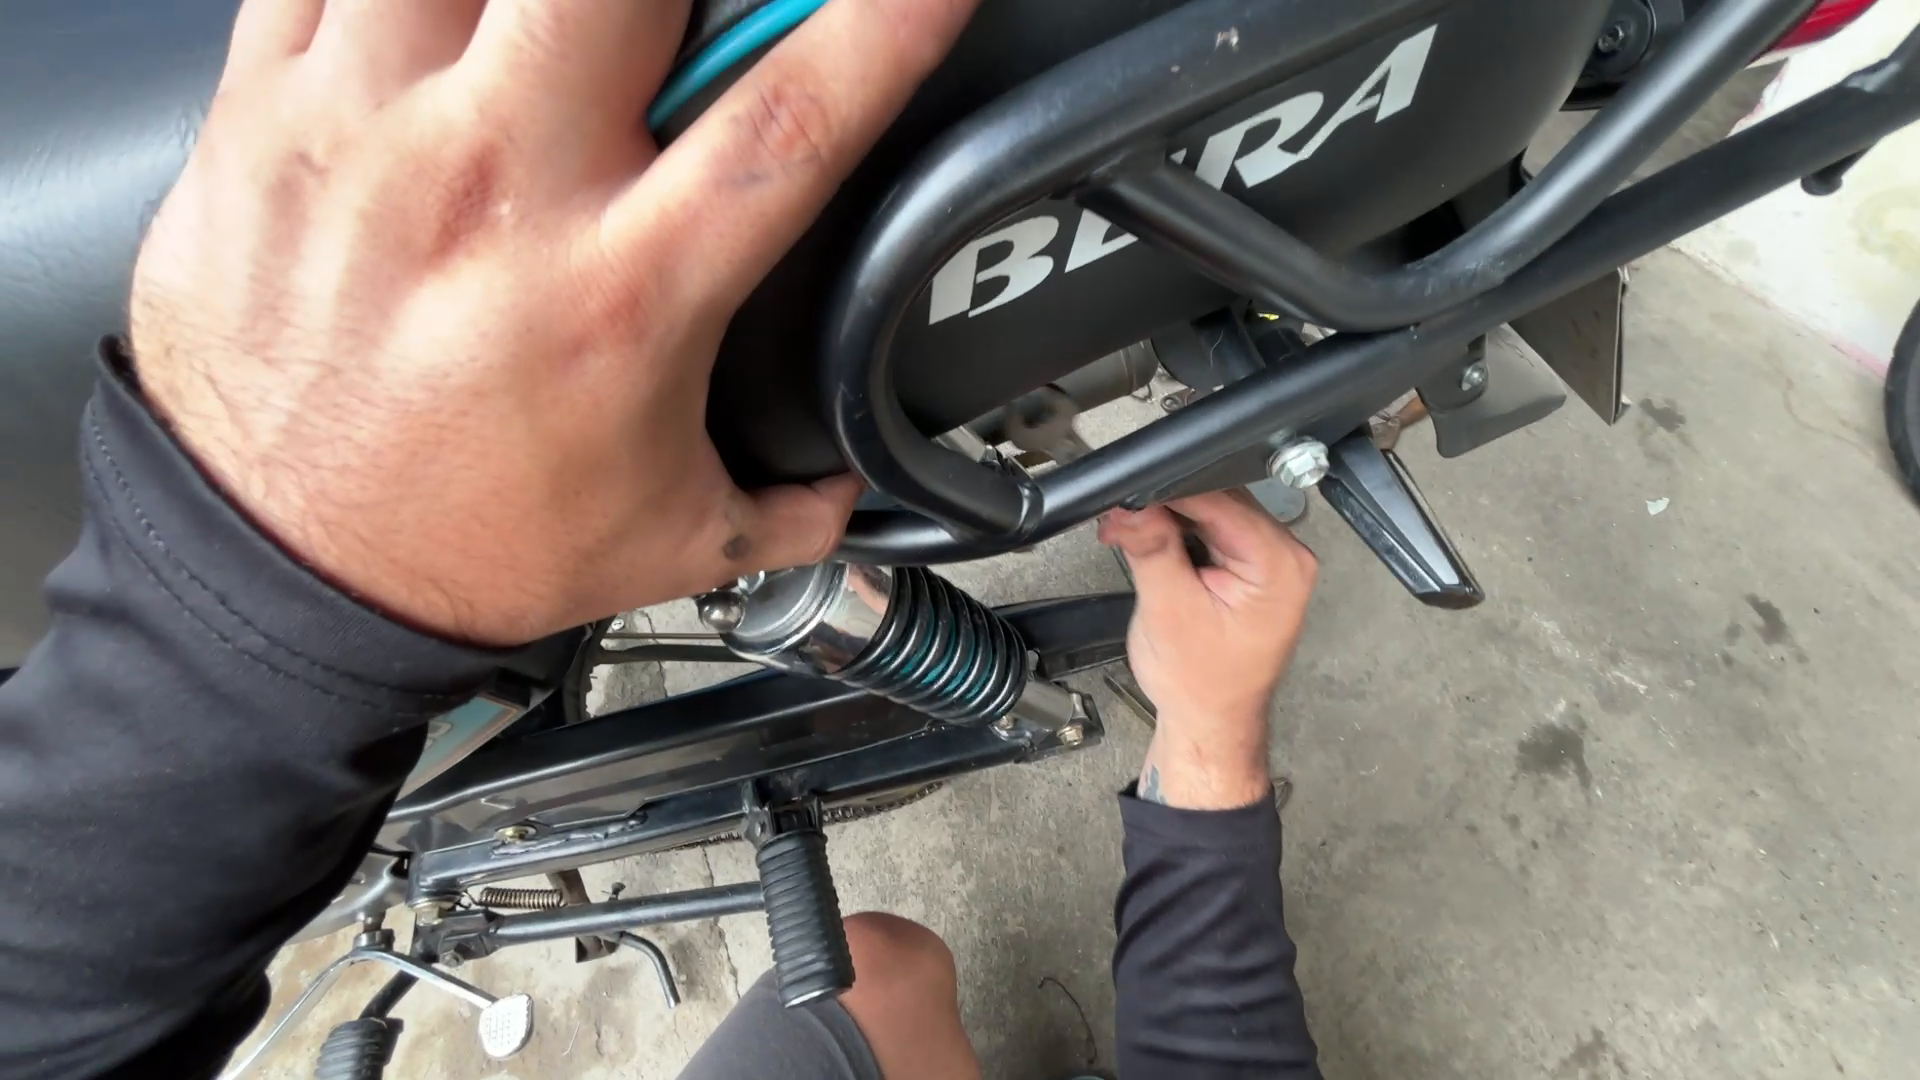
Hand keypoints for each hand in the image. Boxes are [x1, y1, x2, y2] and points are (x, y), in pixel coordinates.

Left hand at [128, 0, 978, 645]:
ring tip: (599, 29)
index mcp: (629, 297)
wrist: (299, 570)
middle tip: (720, 11)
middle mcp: (504, 192)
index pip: (790, 126)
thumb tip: (850, 483)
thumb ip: (796, 511)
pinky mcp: (275, 113)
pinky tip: (480, 23)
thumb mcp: (683, 545)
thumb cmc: (487, 549)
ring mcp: (376, 132)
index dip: (880, 31)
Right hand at [1099, 491, 1317, 809]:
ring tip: (1130, 538)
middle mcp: (1283, 556)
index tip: (1125, 496)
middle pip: (1217, 500)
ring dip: (1165, 519)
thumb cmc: (1200, 683)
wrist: (1206, 721)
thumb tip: (1131, 505)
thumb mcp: (1168, 611)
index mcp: (1279, 564)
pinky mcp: (1247, 567)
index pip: (1220, 500)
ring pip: (1209, 512)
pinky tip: (1151, 547)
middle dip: (1163, 506)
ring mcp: (1267, 561)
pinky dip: (1175, 534)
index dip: (1166, 493)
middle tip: (1119, 523)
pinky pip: (1209, 531)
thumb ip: (1152, 550)